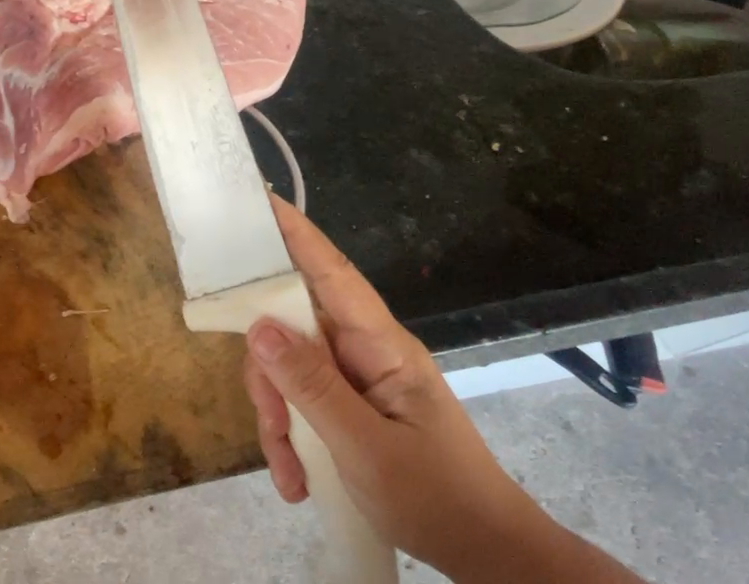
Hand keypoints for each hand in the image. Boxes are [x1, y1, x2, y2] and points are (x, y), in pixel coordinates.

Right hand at [242, 194, 642, 582]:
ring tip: (291, 474)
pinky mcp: (349, 406)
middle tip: (272, 428)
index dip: (296, 236)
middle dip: (270, 379)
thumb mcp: (365, 448)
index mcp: (382, 347)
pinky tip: (298, 479)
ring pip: (288, 371)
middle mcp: (365, 351)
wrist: (490, 558)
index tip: (260, 200)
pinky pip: (301, 402)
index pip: (333, 275)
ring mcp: (357, 379)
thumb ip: (310, 385)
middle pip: (291, 331)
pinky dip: (292, 439)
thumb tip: (258, 326)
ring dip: (279, 420)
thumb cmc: (438, 499)